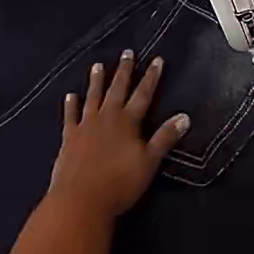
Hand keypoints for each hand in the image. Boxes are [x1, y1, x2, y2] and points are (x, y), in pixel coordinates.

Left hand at [47, 51, 189, 220]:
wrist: (80, 200)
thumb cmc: (120, 183)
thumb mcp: (149, 162)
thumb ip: (165, 138)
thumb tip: (184, 116)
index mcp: (128, 122)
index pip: (143, 94)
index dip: (151, 77)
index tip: (156, 60)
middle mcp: (107, 117)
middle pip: (117, 89)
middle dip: (124, 71)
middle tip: (127, 53)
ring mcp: (86, 126)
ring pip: (93, 97)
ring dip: (96, 81)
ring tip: (98, 65)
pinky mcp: (69, 138)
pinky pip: (70, 117)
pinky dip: (71, 105)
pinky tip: (70, 96)